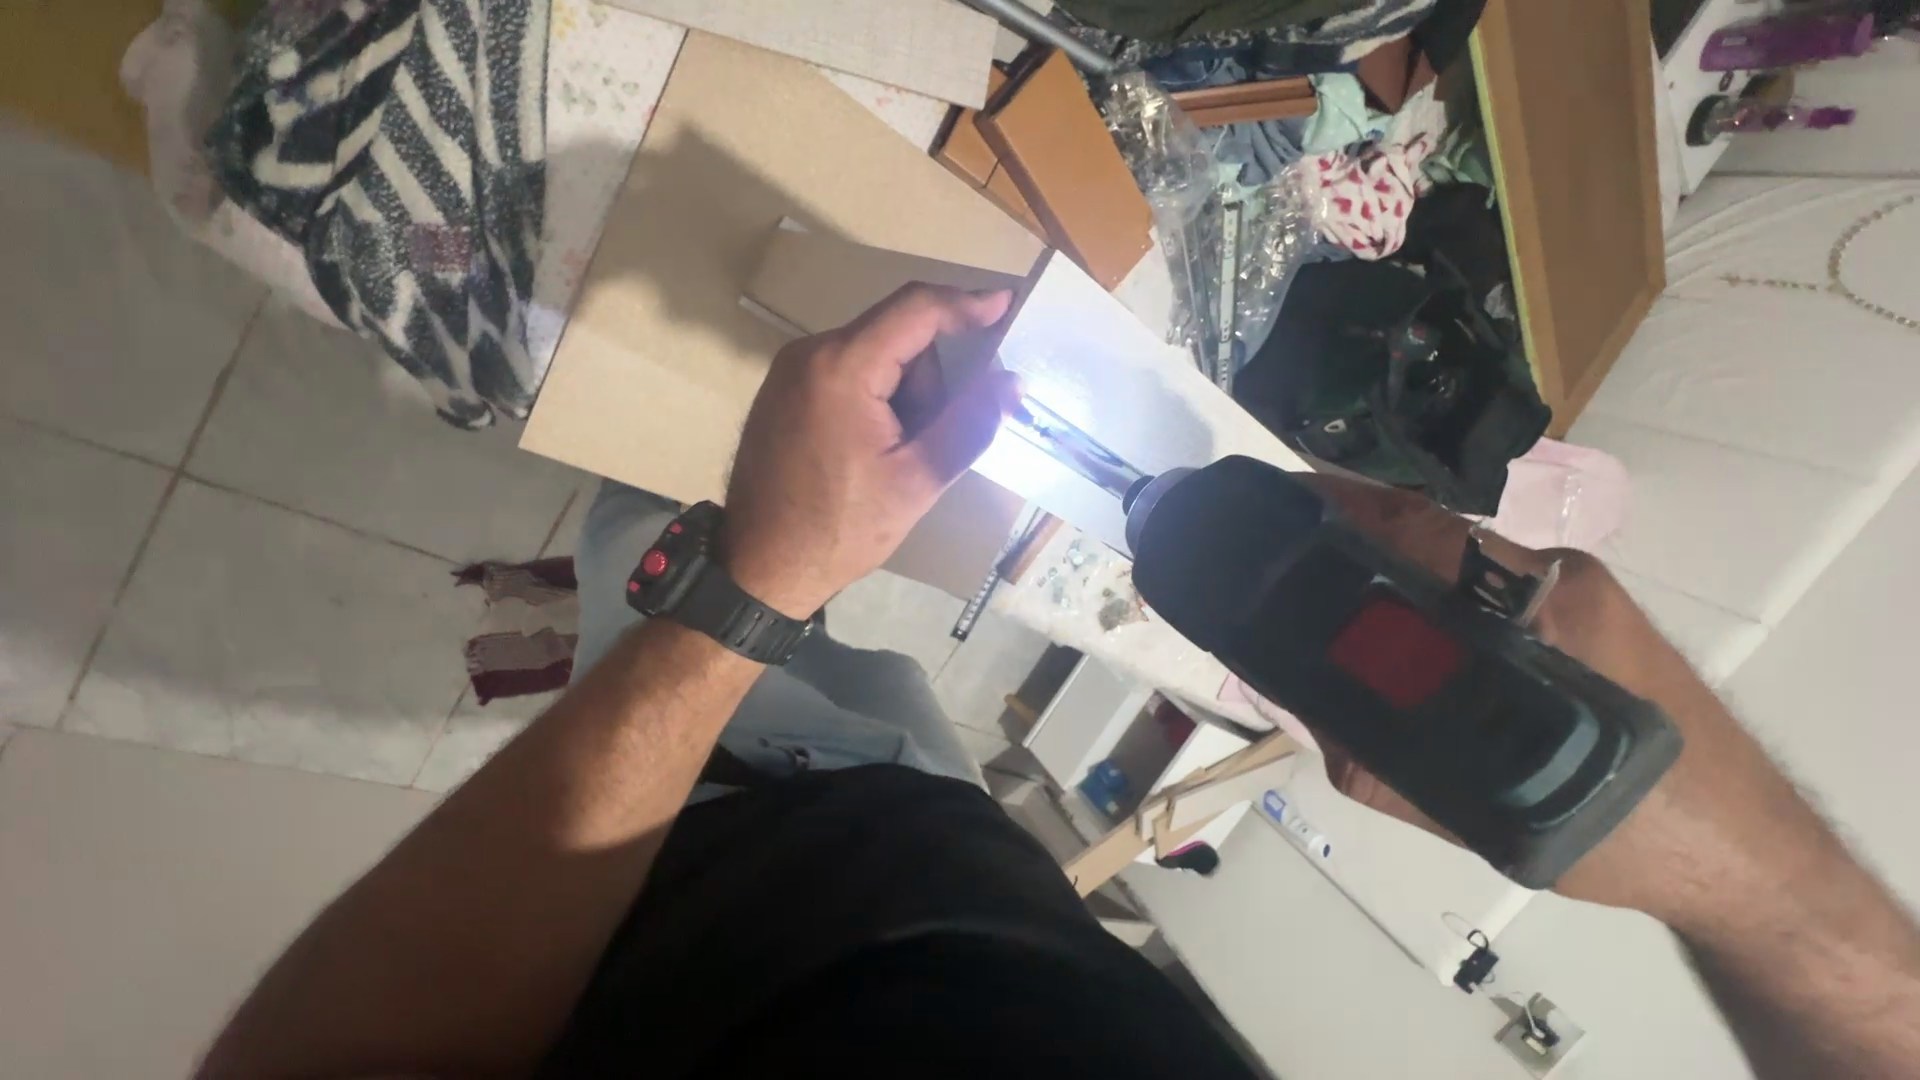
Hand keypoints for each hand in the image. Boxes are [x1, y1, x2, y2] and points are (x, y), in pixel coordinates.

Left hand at [721, 284, 1020, 618]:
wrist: (762, 565)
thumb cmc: (840, 529)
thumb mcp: (917, 481)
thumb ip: (970, 424)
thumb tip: (1011, 381)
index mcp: (842, 367)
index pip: (916, 309)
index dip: (966, 304)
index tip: (1006, 306)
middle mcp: (810, 353)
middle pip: (897, 338)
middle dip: (927, 383)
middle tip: (924, 444)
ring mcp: (790, 371)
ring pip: (874, 357)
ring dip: (900, 397)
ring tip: (890, 458)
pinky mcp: (783, 392)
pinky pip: (847, 374)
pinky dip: (874, 400)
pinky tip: (868, 452)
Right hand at [1286, 475, 1806, 927]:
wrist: (1747, 856)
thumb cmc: (1606, 832)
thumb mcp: (1459, 807)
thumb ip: (1362, 754)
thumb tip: (1281, 695)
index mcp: (1531, 606)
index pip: (1415, 526)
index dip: (1338, 506)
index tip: (1278, 507)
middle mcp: (1554, 576)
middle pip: (1427, 530)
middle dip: (1349, 528)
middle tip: (1283, 550)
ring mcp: (1578, 585)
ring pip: (1455, 556)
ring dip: (1389, 559)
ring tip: (1323, 583)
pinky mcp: (1591, 605)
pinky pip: (1487, 582)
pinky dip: (1429, 587)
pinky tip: (1396, 622)